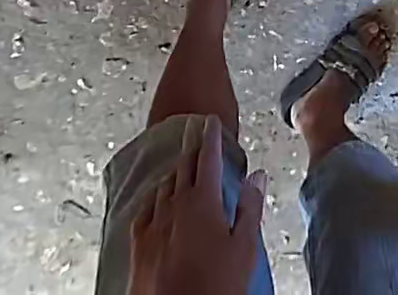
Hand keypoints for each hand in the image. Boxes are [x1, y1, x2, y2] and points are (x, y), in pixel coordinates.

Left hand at [129, 114, 266, 294]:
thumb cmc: (216, 286)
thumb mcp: (244, 249)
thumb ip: (250, 208)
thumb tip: (258, 175)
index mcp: (203, 200)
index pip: (208, 158)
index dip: (211, 137)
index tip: (210, 120)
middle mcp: (175, 202)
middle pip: (185, 164)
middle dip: (192, 144)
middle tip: (194, 128)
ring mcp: (154, 220)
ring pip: (166, 183)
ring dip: (176, 169)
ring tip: (182, 161)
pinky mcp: (139, 240)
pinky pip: (147, 205)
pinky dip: (157, 194)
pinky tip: (158, 195)